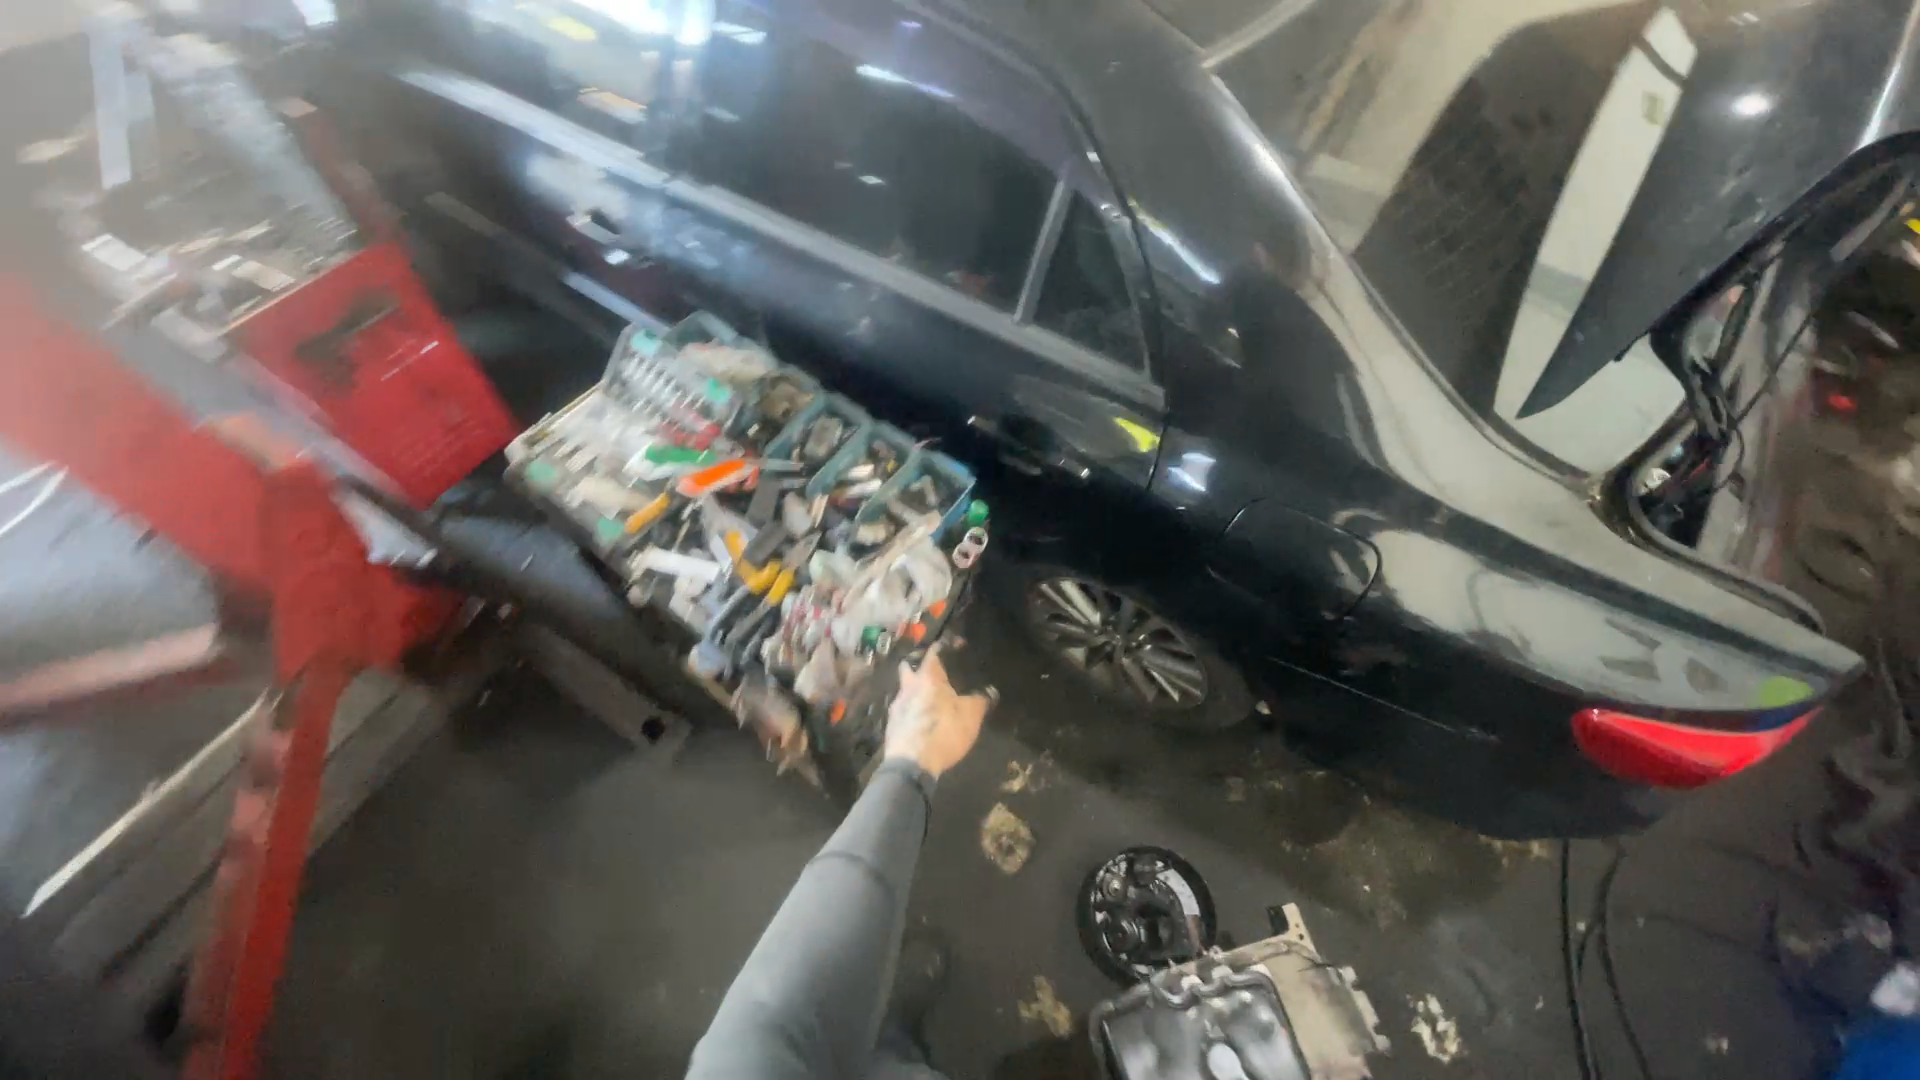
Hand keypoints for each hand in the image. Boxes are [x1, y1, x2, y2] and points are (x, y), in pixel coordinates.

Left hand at [884, 644, 991, 778]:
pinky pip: (903, 709)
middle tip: (934, 669)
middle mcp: (908, 685)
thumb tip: (989, 691)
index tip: (957, 644)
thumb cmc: (943, 731)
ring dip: (916, 690)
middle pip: (909, 665)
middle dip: (919, 662)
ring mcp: (896, 705)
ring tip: (931, 699)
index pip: (935, 651)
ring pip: (905, 688)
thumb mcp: (971, 715)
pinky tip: (922, 720)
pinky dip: (912, 710)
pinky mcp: (892, 725)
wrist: (911, 764)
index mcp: (928, 676)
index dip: (946, 645)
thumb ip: (980, 700)